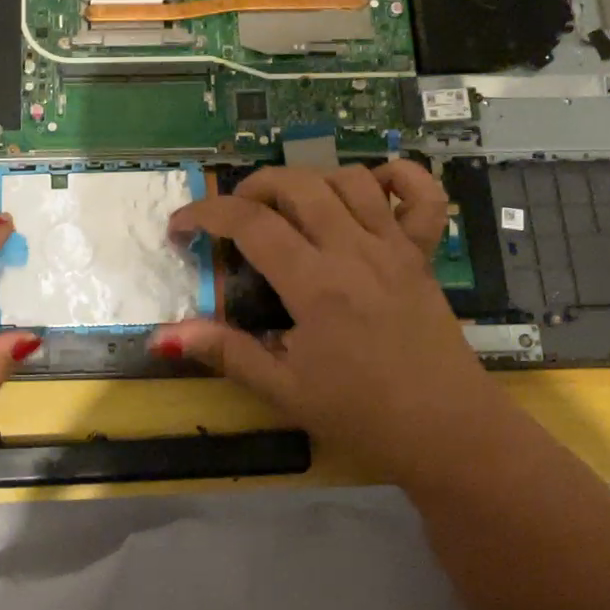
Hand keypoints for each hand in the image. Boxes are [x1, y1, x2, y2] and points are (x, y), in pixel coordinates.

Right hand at [151, 162, 497, 473]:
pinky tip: (368, 189)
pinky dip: (396, 177)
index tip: (179, 229)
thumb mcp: (284, 390)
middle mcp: (355, 251)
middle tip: (230, 217)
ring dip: (308, 180)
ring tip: (286, 207)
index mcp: (316, 285)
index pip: (249, 223)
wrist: (448, 432)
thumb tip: (162, 337)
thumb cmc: (362, 415)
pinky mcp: (424, 254)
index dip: (205, 215)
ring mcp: (396, 247)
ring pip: (349, 179)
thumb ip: (226, 352)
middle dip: (251, 187)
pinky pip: (422, 195)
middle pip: (297, 184)